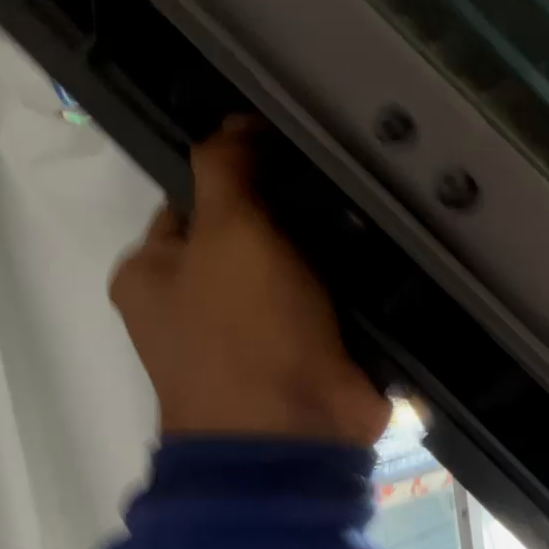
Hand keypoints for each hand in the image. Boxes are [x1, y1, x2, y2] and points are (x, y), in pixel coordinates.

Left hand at [110, 121, 390, 445]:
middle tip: (348, 187)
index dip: (243, 172)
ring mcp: (259, 330)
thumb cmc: (244, 329)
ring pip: (302, 267)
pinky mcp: (311, 351)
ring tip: (379, 217)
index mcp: (156, 272)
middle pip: (255, 233)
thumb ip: (228, 171)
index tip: (300, 156)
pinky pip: (335, 301)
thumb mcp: (228, 234)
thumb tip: (237, 119)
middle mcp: (200, 300)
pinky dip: (358, 285)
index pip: (198, 199)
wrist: (294, 429)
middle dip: (299, 213)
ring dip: (336, 249)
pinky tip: (391, 261)